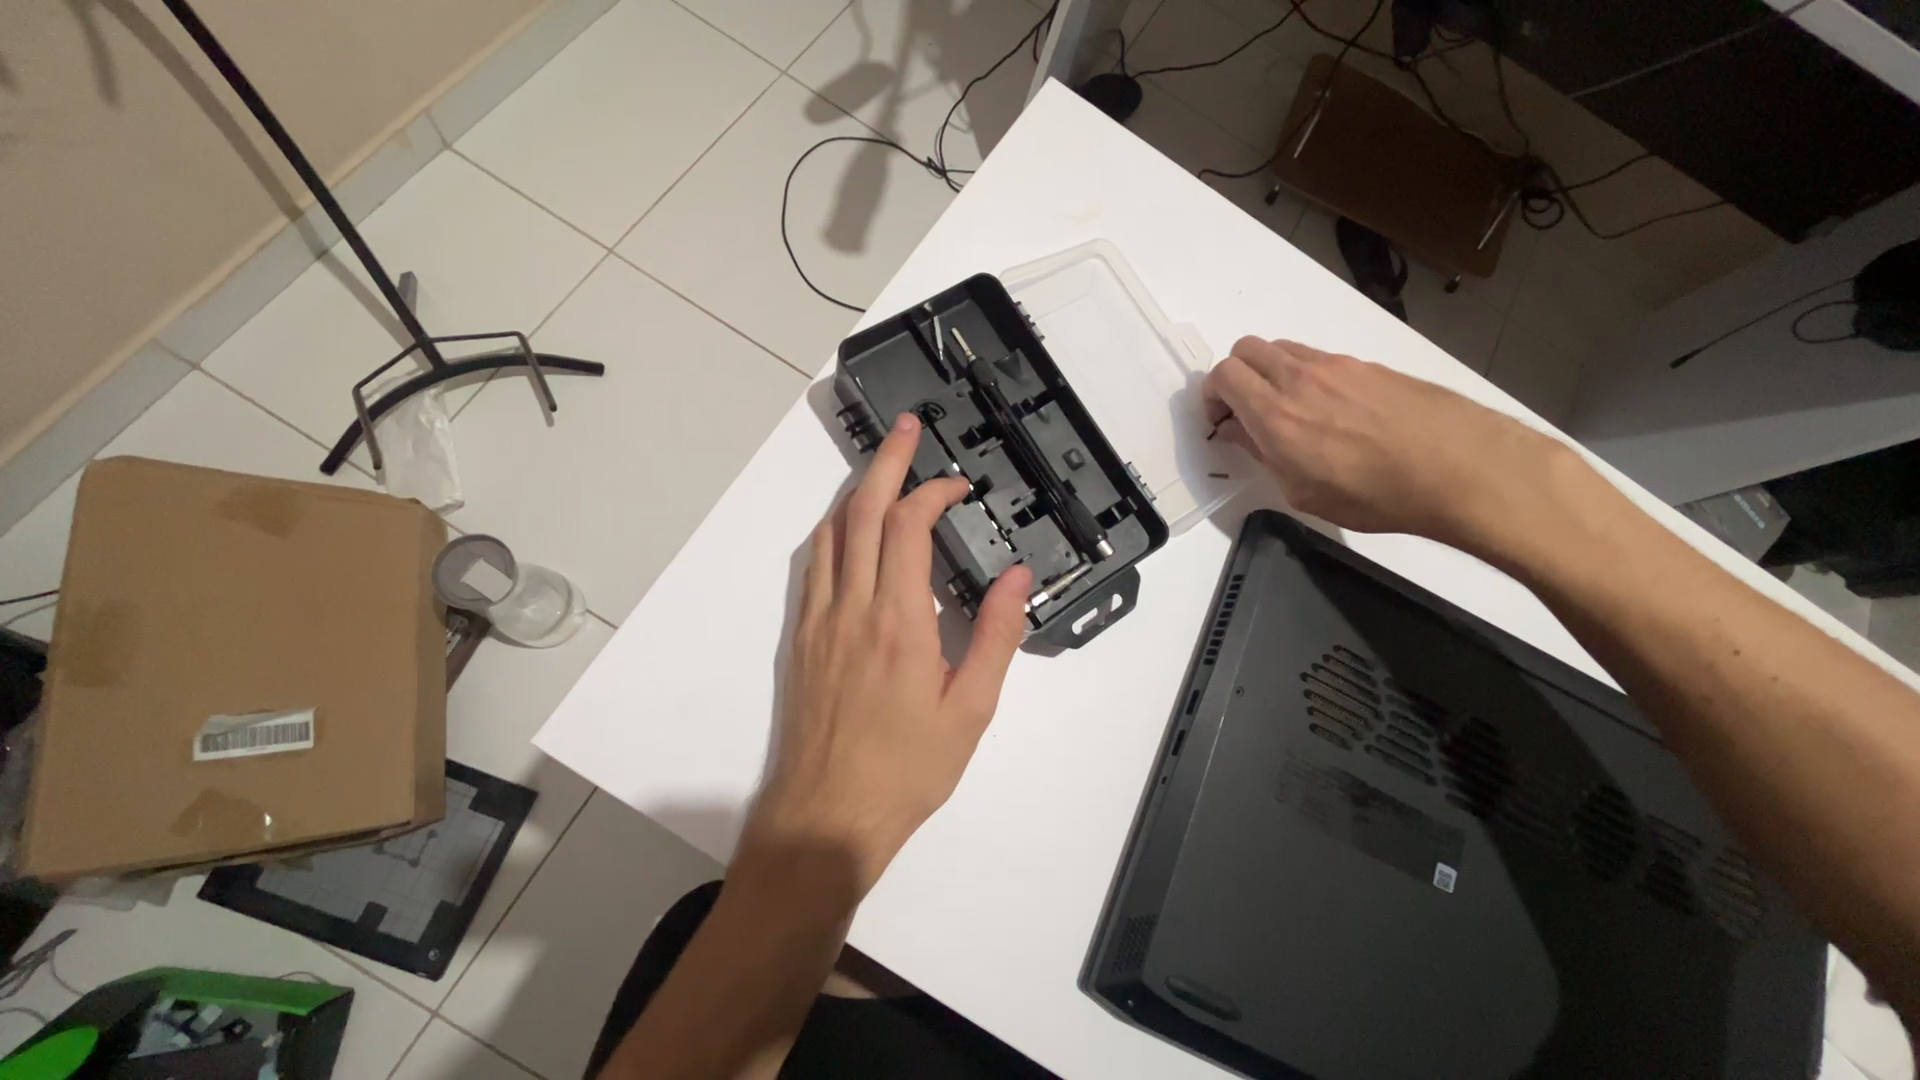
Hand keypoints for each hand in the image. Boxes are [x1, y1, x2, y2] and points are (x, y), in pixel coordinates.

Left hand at [744, 413, 1033, 895]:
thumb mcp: (970, 710)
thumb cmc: (906, 770)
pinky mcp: (802, 639)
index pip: (906, 527)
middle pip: (860, 512)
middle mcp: (852, 610)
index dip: (929, 491)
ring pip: (830, 534)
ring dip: (855, 492)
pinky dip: (833, 532)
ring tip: (881, 470)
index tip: (955, 484)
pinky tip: (847, 532)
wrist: (827, 815)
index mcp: (900, 623)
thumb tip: (1014, 578)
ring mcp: (819, 622)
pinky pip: (813, 567)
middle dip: (885, 462)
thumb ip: (995, 636)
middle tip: (906, 429)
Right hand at [1202, 337, 1578, 552]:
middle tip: (1245, 411)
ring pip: (1283, 349)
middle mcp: (1299, 379)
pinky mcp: (1368, 366)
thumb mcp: (1302, 492)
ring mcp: (1337, 366)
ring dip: (1270, 372)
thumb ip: (1262, 454)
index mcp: (1275, 414)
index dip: (1211, 397)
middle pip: (1246, 350)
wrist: (1458, 468)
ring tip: (1288, 410)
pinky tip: (1330, 410)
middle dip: (1235, 377)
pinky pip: (1319, 358)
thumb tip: (1239, 430)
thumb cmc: (1375, 495)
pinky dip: (1306, 375)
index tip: (1221, 422)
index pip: (1222, 376)